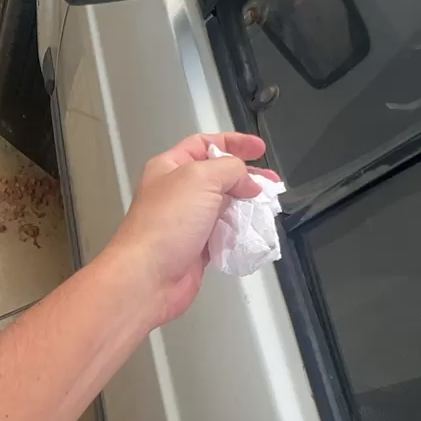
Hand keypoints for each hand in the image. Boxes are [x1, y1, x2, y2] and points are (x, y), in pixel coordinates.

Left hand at [97, 133, 273, 327]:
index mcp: (169, 168)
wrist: (149, 277)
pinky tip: (254, 231)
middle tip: (271, 182)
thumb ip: (230, 169)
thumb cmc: (165, 224)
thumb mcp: (201, 178)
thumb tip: (248, 181)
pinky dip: (240, 231)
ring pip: (223, 206)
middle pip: (217, 176)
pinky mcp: (196, 247)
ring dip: (246, 206)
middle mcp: (176, 192)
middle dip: (246, 177)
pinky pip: (224, 234)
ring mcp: (186, 221)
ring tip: (266, 207)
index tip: (259, 148)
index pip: (203, 145)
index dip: (233, 143)